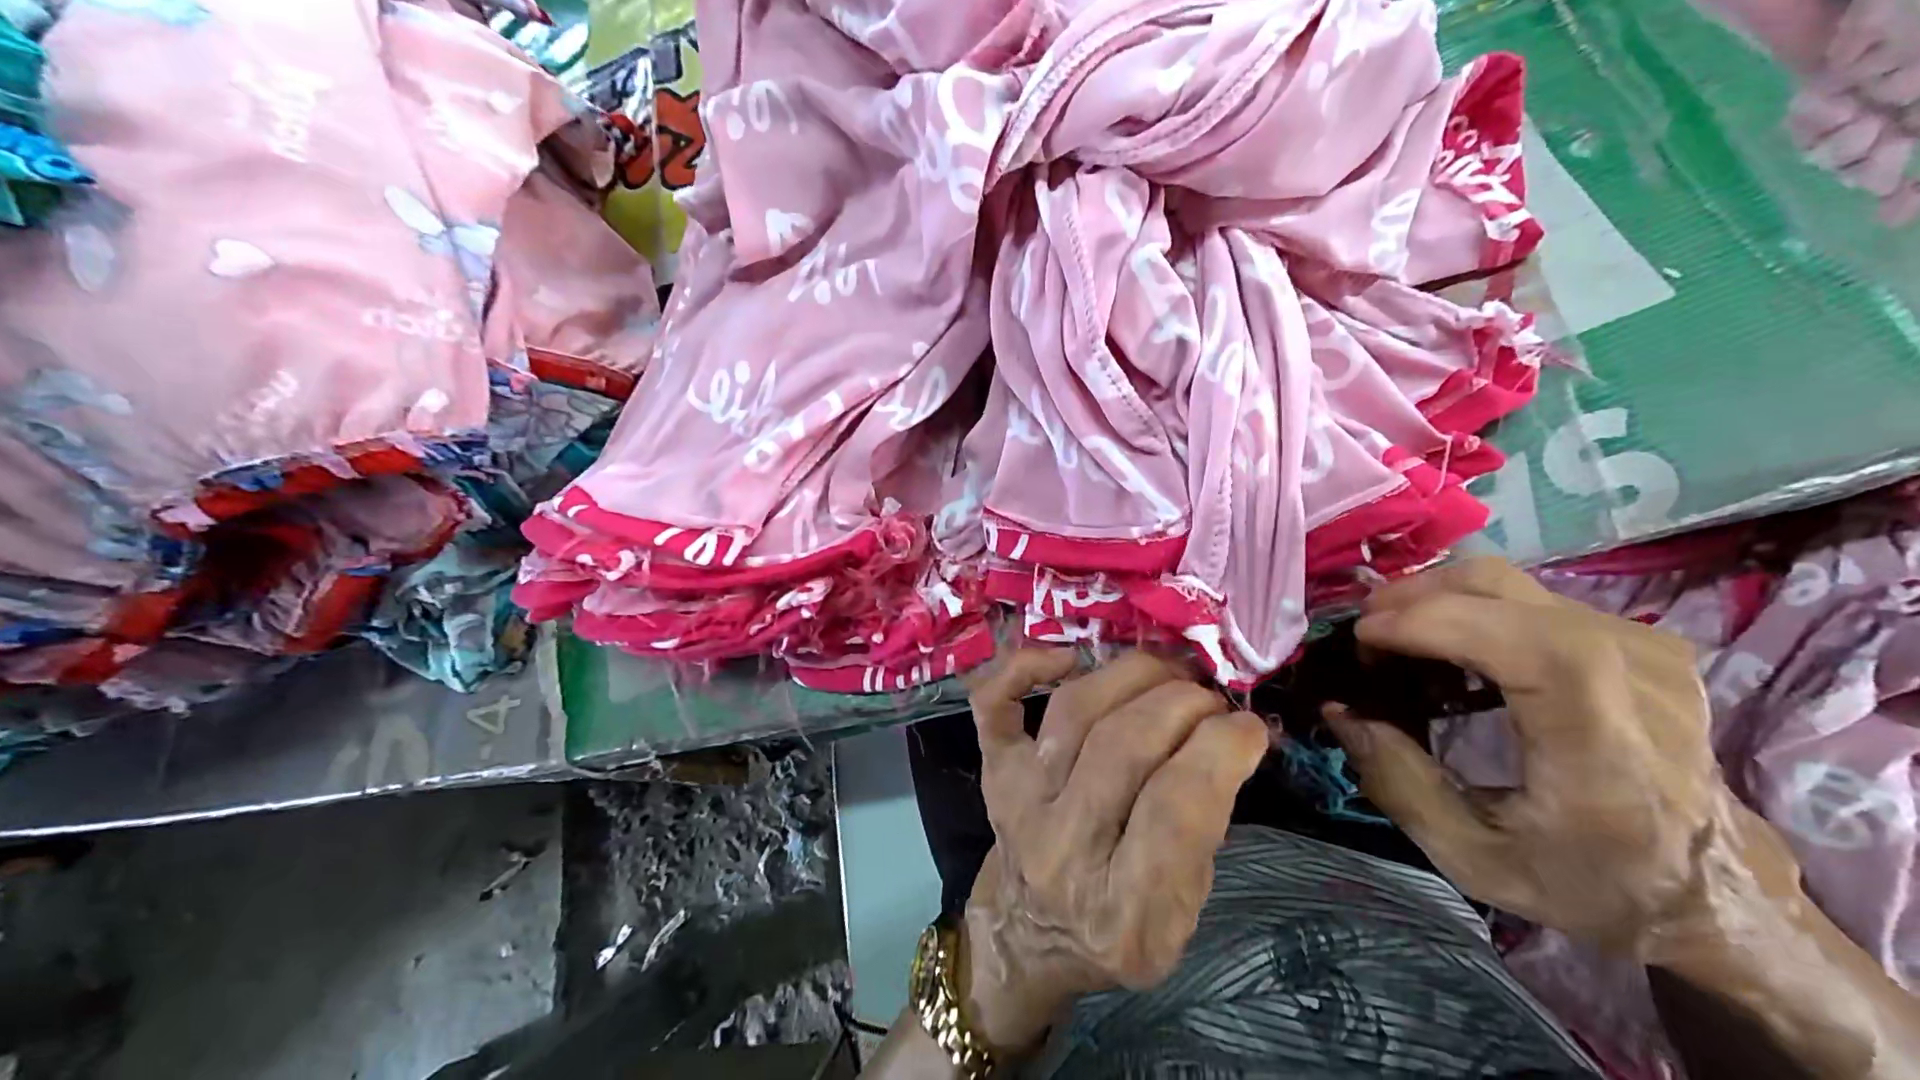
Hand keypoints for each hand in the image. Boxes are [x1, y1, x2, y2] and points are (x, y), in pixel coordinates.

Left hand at [958, 649, 1266, 1052]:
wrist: (1031, 935)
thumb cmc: (1119, 927)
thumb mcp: (1182, 912)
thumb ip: (1203, 829)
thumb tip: (1228, 733)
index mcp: (1124, 907)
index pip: (1176, 807)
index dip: (1221, 750)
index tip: (1247, 725)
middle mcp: (1061, 848)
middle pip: (1123, 745)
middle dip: (1182, 704)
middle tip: (1211, 696)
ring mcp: (1018, 802)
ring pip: (1074, 711)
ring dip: (1132, 676)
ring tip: (1170, 674)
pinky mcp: (993, 772)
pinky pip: (993, 702)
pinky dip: (1023, 665)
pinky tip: (1069, 656)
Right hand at [1323, 558, 1779, 955]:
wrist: (1713, 889)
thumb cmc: (1590, 881)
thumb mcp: (1474, 858)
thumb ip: (1399, 782)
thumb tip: (1340, 710)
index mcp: (1604, 744)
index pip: (1524, 644)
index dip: (1430, 622)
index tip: (1363, 637)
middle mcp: (1636, 677)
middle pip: (1502, 588)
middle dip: (1412, 596)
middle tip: (1366, 635)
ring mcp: (1644, 648)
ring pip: (1508, 581)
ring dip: (1434, 597)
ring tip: (1397, 639)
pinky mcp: (1638, 638)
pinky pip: (1528, 596)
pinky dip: (1468, 606)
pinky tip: (1448, 644)